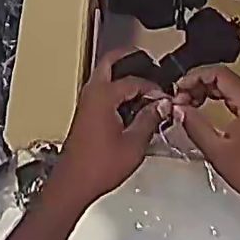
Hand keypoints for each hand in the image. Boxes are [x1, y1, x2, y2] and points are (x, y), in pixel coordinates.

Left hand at [44, 49, 167, 214]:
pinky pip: (101, 89)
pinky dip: (115, 88)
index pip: (133, 81)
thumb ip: (149, 120)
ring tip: (142, 82)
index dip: (152, 87)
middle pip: (109, 62)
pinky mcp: (85, 112)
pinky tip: (130, 103)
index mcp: (103, 96)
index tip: (164, 97)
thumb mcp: (134, 144)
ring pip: (103, 75)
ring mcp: (86, 101)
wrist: (74, 182)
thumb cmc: (98, 166)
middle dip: (128, 57)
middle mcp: (91, 93)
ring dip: (120, 73)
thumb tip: (161, 105)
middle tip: (146, 60)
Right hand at [173, 66, 239, 226]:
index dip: (194, 77)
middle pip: (223, 79)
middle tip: (181, 99)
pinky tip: (207, 112)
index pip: (218, 74)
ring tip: (189, 106)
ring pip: (229, 89)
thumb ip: (194, 125)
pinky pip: (236, 101)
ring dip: (207, 93)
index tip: (179, 90)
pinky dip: (218, 101)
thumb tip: (178, 109)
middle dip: (198, 85)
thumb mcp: (217, 150)